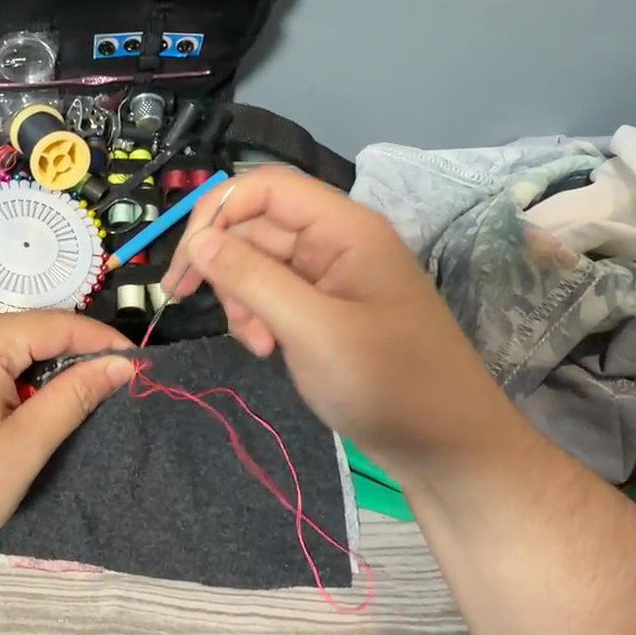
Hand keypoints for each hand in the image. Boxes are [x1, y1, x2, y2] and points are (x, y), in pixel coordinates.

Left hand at [0, 311, 134, 577]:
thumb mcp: (27, 444)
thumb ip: (76, 395)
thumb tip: (122, 364)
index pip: (57, 324)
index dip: (102, 341)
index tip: (141, 364)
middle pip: (31, 329)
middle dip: (74, 353)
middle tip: (115, 384)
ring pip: (9, 343)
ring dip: (45, 366)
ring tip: (80, 397)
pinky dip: (15, 374)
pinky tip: (31, 402)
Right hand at [160, 167, 519, 477]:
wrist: (447, 447)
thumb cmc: (388, 382)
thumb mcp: (312, 329)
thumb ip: (251, 279)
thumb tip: (198, 241)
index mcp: (344, 229)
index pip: (266, 187)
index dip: (218, 211)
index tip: (188, 260)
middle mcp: (335, 241)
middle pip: (254, 224)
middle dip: (222, 263)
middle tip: (189, 302)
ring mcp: (329, 275)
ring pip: (256, 261)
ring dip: (237, 296)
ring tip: (253, 341)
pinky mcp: (323, 307)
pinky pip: (271, 293)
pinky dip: (254, 315)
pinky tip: (264, 347)